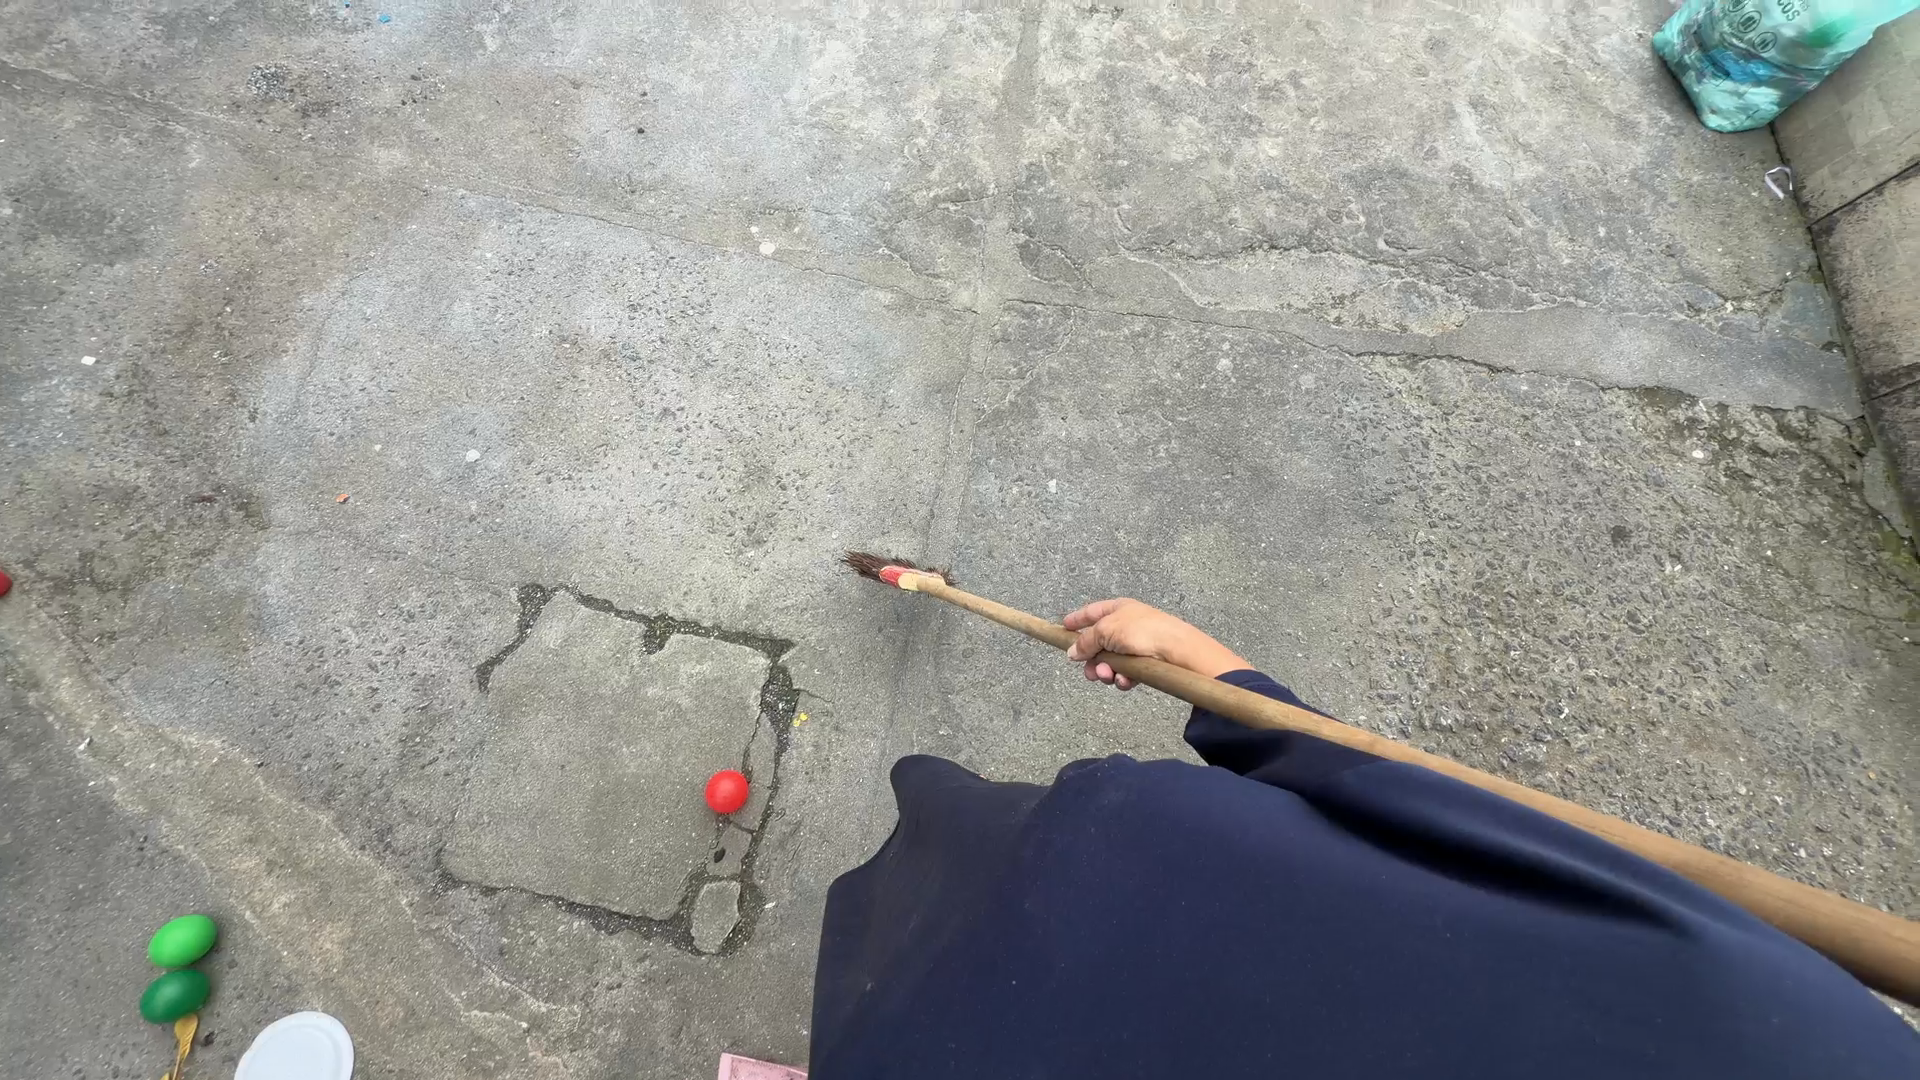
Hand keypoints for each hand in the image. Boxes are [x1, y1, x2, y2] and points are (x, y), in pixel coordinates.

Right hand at [1060, 598, 1247, 689]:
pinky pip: (1126, 672)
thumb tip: (1072, 652)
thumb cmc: (1142, 631)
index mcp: (1118, 609)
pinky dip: (1122, 678)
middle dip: (1091, 659)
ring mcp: (1137, 644)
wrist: (1177, 650)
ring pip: (1111, 661)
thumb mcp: (1105, 630)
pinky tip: (1125, 681)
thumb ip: (1085, 641)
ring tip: (1109, 676)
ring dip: (1106, 671)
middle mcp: (1127, 625)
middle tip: (1090, 672)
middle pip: (1099, 643)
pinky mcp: (1146, 663)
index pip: (1091, 612)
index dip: (1076, 620)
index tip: (1063, 628)